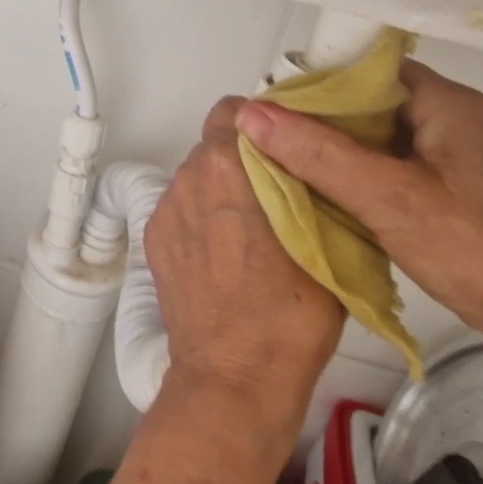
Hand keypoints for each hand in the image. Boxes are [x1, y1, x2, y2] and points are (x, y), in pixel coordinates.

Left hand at [146, 97, 345, 404]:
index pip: (234, 110)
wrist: (236, 373)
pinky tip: (224, 256)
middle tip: (277, 189)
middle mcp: (191, 176)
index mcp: (231, 165)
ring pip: (197, 177)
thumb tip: (310, 170)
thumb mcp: (327, 239)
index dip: (260, 122)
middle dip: (243, 158)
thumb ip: (312, 188)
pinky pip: (181, 210)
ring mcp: (168, 208)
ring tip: (250, 229)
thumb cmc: (290, 312)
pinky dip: (200, 219)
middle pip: (215, 144)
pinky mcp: (154, 238)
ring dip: (220, 189)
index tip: (283, 142)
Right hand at [236, 60, 482, 350]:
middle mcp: (476, 118)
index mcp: (454, 104)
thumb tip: (251, 113)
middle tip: (288, 150)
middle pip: (388, 103)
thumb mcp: (386, 200)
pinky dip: (392, 176)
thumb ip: (317, 154)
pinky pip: (429, 166)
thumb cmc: (480, 253)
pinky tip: (368, 206)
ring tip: (316, 179)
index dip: (323, 86)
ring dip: (364, 154)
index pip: (374, 70)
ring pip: (407, 138)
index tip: (280, 113)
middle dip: (338, 125)